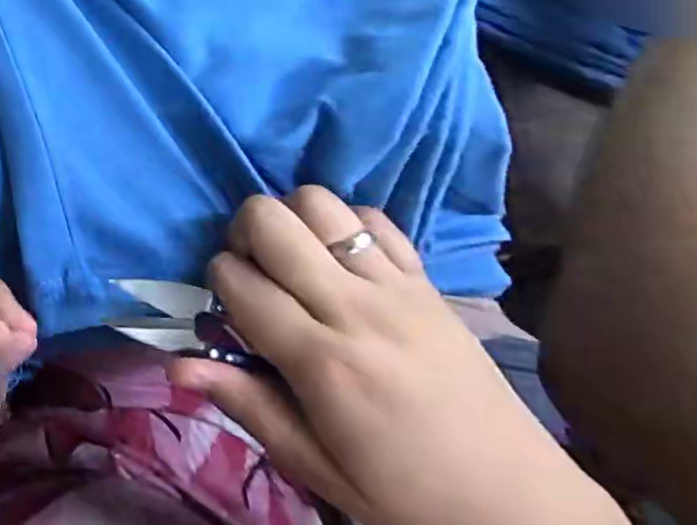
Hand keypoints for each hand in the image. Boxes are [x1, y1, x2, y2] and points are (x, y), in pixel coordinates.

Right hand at [170, 188, 624, 524]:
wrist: (522, 512)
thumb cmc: (404, 498)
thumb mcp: (315, 467)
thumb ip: (244, 404)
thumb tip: (173, 365)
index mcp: (321, 362)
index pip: (237, 279)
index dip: (218, 281)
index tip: (230, 307)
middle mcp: (353, 309)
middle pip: (269, 219)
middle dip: (243, 233)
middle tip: (255, 269)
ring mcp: (395, 288)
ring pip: (318, 202)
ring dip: (292, 219)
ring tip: (297, 258)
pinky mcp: (427, 281)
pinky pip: (375, 218)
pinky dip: (347, 223)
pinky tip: (344, 258)